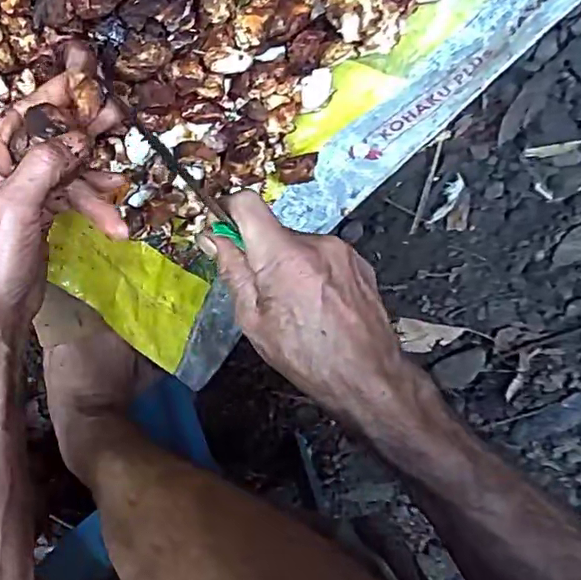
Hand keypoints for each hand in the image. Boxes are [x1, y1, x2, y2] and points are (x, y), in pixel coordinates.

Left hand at [0, 48, 129, 332]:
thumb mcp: (15, 207)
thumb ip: (44, 165)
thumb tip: (77, 137)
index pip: (19, 117)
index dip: (51, 98)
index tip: (82, 81)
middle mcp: (3, 172)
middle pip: (47, 139)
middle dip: (81, 132)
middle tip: (115, 116)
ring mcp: (24, 193)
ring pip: (65, 171)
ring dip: (92, 180)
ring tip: (118, 184)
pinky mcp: (42, 214)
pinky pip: (70, 197)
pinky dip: (91, 205)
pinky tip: (112, 218)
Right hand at [204, 191, 427, 419]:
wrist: (367, 375)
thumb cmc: (307, 356)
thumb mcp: (253, 320)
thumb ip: (232, 271)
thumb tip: (213, 239)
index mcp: (283, 256)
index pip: (247, 204)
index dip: (228, 211)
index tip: (221, 229)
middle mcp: (315, 243)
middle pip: (271, 229)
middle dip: (257, 252)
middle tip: (257, 289)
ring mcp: (340, 250)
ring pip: (295, 244)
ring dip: (285, 264)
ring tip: (291, 303)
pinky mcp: (357, 260)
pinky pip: (319, 254)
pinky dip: (308, 270)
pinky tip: (314, 303)